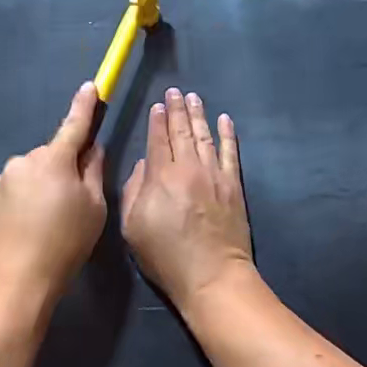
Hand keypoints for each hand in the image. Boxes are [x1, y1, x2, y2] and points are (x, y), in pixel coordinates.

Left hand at [0, 81, 107, 301]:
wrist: (13, 280)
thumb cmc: (64, 242)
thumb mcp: (94, 207)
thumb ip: (93, 171)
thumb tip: (91, 149)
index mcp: (53, 158)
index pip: (74, 125)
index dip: (85, 106)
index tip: (91, 86)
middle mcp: (25, 161)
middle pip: (54, 154)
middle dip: (66, 167)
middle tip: (78, 201)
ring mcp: (4, 179)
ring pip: (36, 173)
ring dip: (47, 185)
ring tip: (54, 222)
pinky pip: (20, 189)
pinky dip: (30, 200)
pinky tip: (34, 228)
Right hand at [121, 89, 254, 310]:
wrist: (211, 275)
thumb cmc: (166, 255)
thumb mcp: (133, 226)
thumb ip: (133, 190)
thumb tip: (143, 164)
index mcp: (161, 176)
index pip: (157, 139)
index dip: (157, 120)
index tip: (157, 105)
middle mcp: (189, 168)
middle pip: (182, 131)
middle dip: (177, 109)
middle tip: (175, 91)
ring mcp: (214, 175)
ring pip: (205, 136)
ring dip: (199, 115)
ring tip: (195, 97)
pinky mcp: (234, 185)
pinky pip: (230, 152)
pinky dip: (227, 134)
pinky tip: (224, 119)